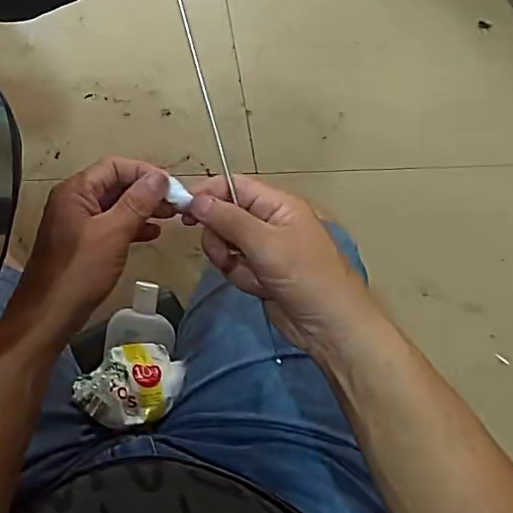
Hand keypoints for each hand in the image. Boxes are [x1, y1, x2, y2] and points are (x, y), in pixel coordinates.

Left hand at [9, 156, 173, 344]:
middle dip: (146, 190)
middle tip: (175, 203)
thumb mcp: (113, 233)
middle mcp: (74, 200)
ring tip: (169, 216)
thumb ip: (137, 202)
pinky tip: (151, 234)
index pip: (114, 166)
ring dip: (142, 207)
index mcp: (76, 191)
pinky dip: (131, 225)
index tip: (171, 187)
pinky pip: (111, 224)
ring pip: (115, 204)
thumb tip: (159, 177)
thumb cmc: (79, 273)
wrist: (48, 316)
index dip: (144, 172)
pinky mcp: (82, 242)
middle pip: (115, 183)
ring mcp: (76, 222)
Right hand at [182, 176, 383, 355]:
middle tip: (227, 254)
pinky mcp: (259, 271)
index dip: (207, 192)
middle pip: (223, 215)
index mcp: (277, 204)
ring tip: (253, 276)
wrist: (330, 327)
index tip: (182, 207)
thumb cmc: (305, 276)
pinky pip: (234, 266)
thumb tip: (196, 199)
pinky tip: (260, 287)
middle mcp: (268, 221)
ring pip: (224, 244)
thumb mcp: (265, 243)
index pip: (233, 185)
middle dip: (220, 237)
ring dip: (231, 261)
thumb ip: (228, 218)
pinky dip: (240, 277)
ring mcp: (263, 248)